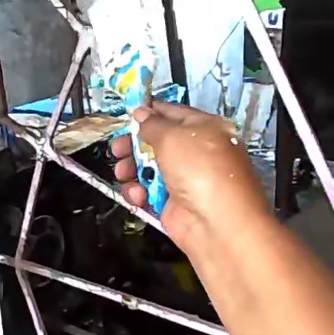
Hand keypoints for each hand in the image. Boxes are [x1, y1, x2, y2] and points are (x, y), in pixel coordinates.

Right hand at [111, 101, 269, 245]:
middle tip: (117, 149)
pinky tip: (138, 195)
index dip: (149, 112)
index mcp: (203, 128)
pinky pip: (146, 191)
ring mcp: (182, 178)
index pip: (172, 113)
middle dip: (132, 144)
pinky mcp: (171, 201)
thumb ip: (152, 123)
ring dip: (131, 169)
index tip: (126, 114)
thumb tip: (141, 112)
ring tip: (123, 174)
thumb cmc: (201, 170)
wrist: (215, 222)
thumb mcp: (173, 136)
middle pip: (154, 142)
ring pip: (146, 167)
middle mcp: (193, 152)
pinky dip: (137, 192)